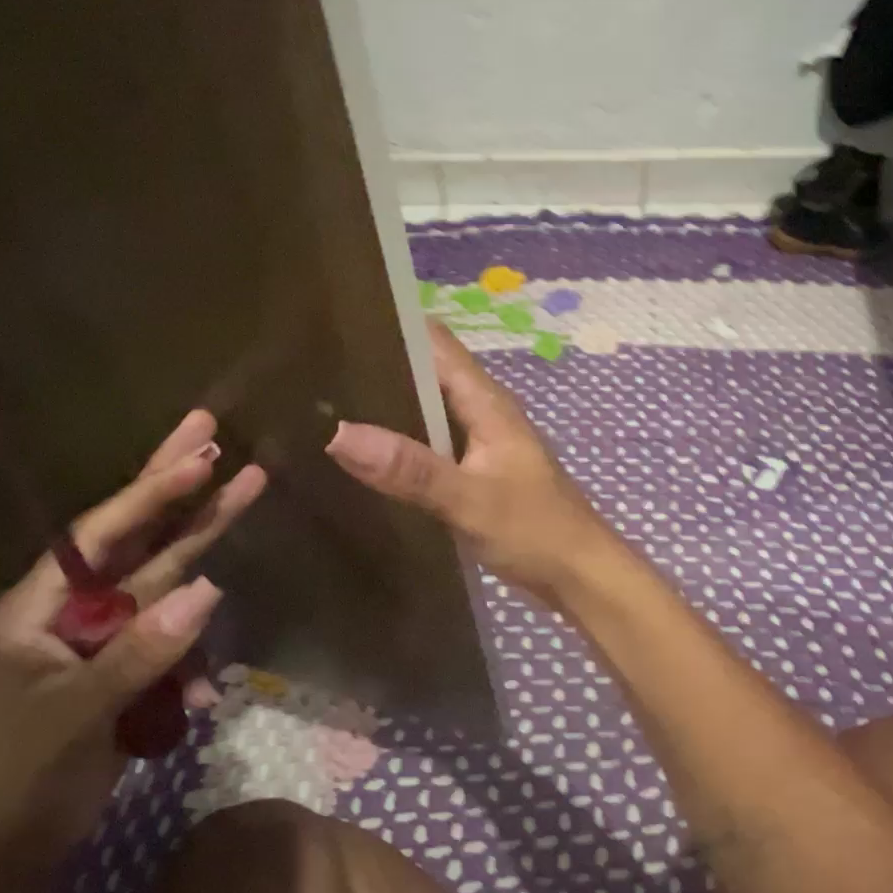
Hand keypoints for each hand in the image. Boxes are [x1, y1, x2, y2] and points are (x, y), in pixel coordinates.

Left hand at [0, 411, 265, 853]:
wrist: (0, 856)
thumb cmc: (13, 776)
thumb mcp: (72, 713)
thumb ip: (141, 652)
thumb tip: (211, 588)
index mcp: (40, 606)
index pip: (102, 533)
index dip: (153, 492)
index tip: (204, 454)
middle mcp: (75, 610)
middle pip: (137, 540)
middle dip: (179, 490)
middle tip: (219, 437)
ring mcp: (107, 642)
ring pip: (167, 585)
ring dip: (206, 552)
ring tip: (251, 495)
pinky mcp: (131, 675)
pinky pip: (177, 648)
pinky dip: (197, 662)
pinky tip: (208, 694)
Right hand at [326, 321, 619, 599]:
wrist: (582, 576)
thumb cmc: (535, 530)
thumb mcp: (470, 500)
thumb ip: (410, 470)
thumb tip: (337, 433)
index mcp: (486, 402)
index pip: (434, 342)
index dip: (390, 322)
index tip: (333, 316)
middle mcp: (484, 413)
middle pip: (427, 374)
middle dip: (378, 365)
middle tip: (311, 365)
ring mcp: (482, 445)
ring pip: (428, 412)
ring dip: (387, 407)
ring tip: (321, 404)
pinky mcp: (478, 476)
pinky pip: (433, 446)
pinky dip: (402, 445)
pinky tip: (365, 458)